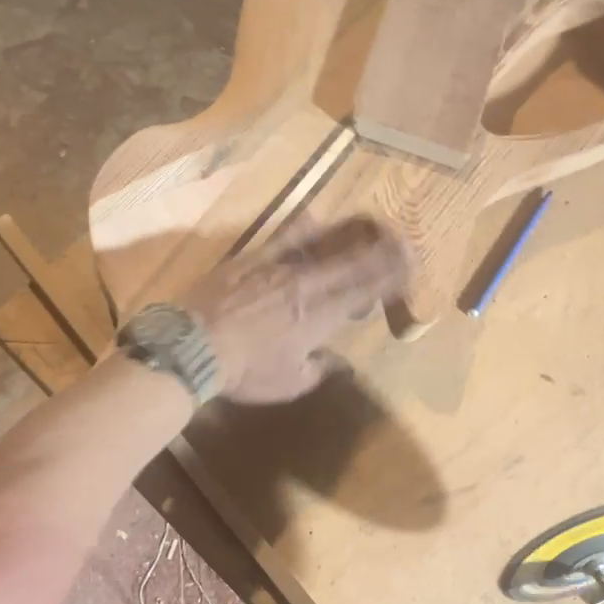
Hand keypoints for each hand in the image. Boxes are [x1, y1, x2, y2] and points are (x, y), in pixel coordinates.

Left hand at [179, 216, 410, 403]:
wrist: (194, 346)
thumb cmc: (245, 372)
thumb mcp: (289, 384)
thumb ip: (317, 369)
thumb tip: (337, 362)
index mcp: (321, 315)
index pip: (366, 289)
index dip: (391, 277)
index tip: (409, 268)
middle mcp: (307, 283)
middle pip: (353, 259)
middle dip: (382, 250)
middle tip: (401, 241)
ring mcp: (278, 265)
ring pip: (324, 241)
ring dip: (350, 234)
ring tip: (367, 227)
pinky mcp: (250, 258)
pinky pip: (283, 235)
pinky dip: (304, 227)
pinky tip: (313, 219)